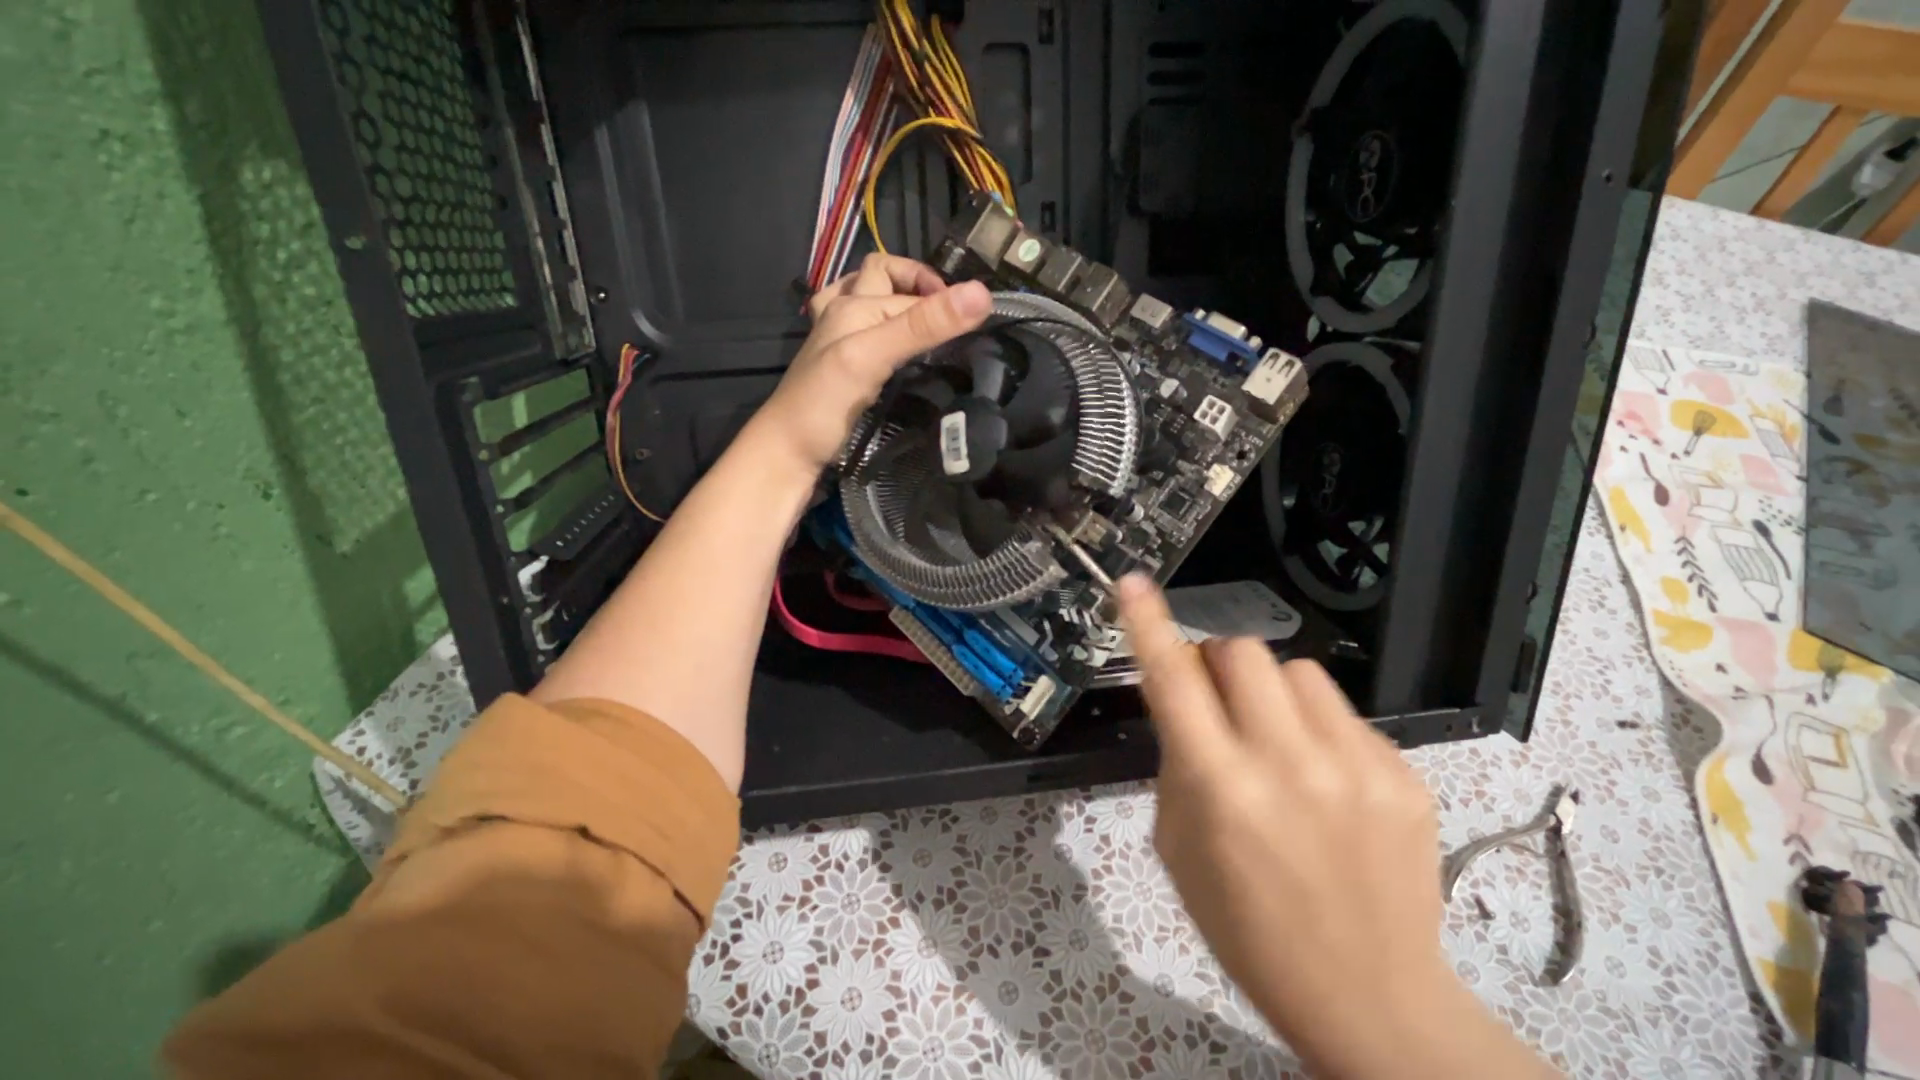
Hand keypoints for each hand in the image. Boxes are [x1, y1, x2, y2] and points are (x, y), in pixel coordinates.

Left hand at [751, 254, 992, 474]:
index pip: (915, 293)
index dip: (949, 300)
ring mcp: (838, 338)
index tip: (985, 323)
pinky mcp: (840, 365)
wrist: (786, 452)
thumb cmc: (824, 403)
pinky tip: (896, 347)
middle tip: (952, 317)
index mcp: (854, 302)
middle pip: (886, 278)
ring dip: (895, 298)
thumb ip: (923, 325)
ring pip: (869, 298)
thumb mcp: (874, 356)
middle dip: (918, 286)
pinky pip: (863, 329)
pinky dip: (881, 325)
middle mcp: (844, 311)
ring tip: (927, 321)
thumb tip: (982, 293)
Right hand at [1116, 575, 1553, 1078]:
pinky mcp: (1403, 773)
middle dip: (1217, 666)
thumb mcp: (1179, 849)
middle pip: (1243, 652)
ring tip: (1278, 743)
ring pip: (1299, 671)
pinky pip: (1346, 714)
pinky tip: (1328, 783)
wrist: (1369, 993)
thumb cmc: (1248, 930)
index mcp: (1221, 789)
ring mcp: (1355, 764)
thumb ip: (1178, 765)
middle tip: (1216, 705)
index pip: (1174, 681)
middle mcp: (1288, 763)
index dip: (1148, 624)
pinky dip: (1320, 730)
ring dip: (1272, 692)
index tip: (1133, 582)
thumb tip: (1185, 704)